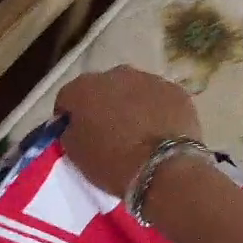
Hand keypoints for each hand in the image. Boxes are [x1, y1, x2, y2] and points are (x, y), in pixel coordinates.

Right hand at [53, 66, 202, 195]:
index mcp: (83, 88)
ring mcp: (148, 79)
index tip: (75, 134)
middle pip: (101, 89)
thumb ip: (70, 131)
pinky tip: (160, 131)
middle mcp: (114, 74)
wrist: (164, 169)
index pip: (67, 98)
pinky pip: (159, 98)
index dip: (68, 117)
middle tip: (107, 133)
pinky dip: (157, 110)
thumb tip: (76, 124)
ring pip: (133, 90)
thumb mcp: (75, 153)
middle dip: (102, 106)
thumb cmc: (112, 162)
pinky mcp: (176, 91)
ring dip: (130, 105)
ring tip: (137, 133)